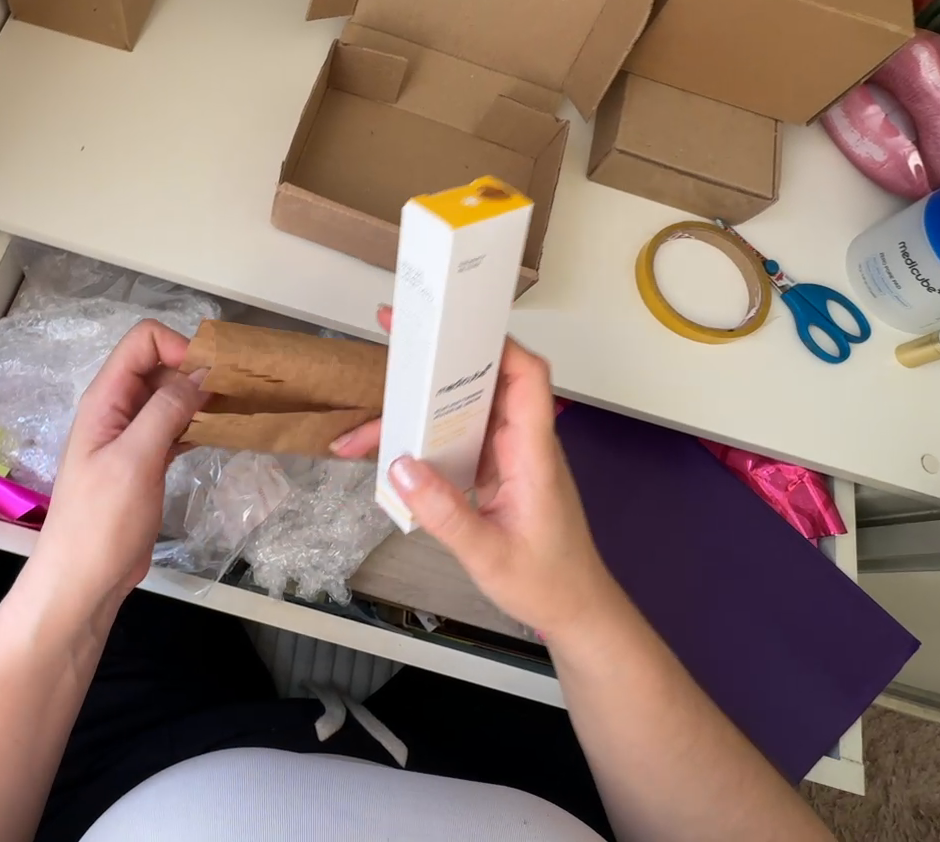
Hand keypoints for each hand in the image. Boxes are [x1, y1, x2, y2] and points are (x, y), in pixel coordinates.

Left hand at [23, 319, 207, 619]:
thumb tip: (203, 372)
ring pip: (171, 397)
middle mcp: (117, 409)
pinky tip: (221, 434)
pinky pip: (175, 426)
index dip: (178, 347)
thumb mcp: (136, 459)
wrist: (83, 581)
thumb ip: (167, 410)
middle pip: (160, 366)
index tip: (211, 375)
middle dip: (197, 371)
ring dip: (201, 399)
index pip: (143, 341)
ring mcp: (131, 436)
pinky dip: (198, 424)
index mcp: (106, 399)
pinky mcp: (146, 461)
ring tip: (235, 411)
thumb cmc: (102, 521)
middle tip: (234, 395)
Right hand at [332, 307, 619, 640]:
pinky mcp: (492, 469)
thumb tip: (400, 466)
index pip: (527, 377)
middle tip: (394, 342)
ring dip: (416, 413)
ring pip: (459, 414)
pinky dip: (421, 444)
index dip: (496, 344)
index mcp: (532, 452)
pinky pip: (454, 441)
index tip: (452, 329)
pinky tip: (387, 457)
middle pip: (482, 383)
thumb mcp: (489, 554)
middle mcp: (520, 442)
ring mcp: (505, 454)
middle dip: (436, 364)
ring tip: (364, 427)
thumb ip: (445, 513)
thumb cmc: (547, 582)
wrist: (574, 609)